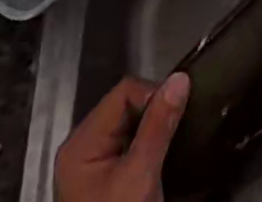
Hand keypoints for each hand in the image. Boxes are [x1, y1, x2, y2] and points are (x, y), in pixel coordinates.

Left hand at [54, 72, 190, 201]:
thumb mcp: (140, 177)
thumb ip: (158, 127)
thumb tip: (179, 80)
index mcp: (82, 142)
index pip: (124, 92)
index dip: (154, 96)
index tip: (178, 114)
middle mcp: (83, 147)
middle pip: (126, 106)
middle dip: (155, 114)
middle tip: (177, 133)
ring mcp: (94, 165)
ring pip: (132, 125)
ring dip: (155, 130)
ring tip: (173, 144)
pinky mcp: (107, 180)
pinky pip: (132, 145)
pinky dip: (151, 146)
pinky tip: (163, 159)